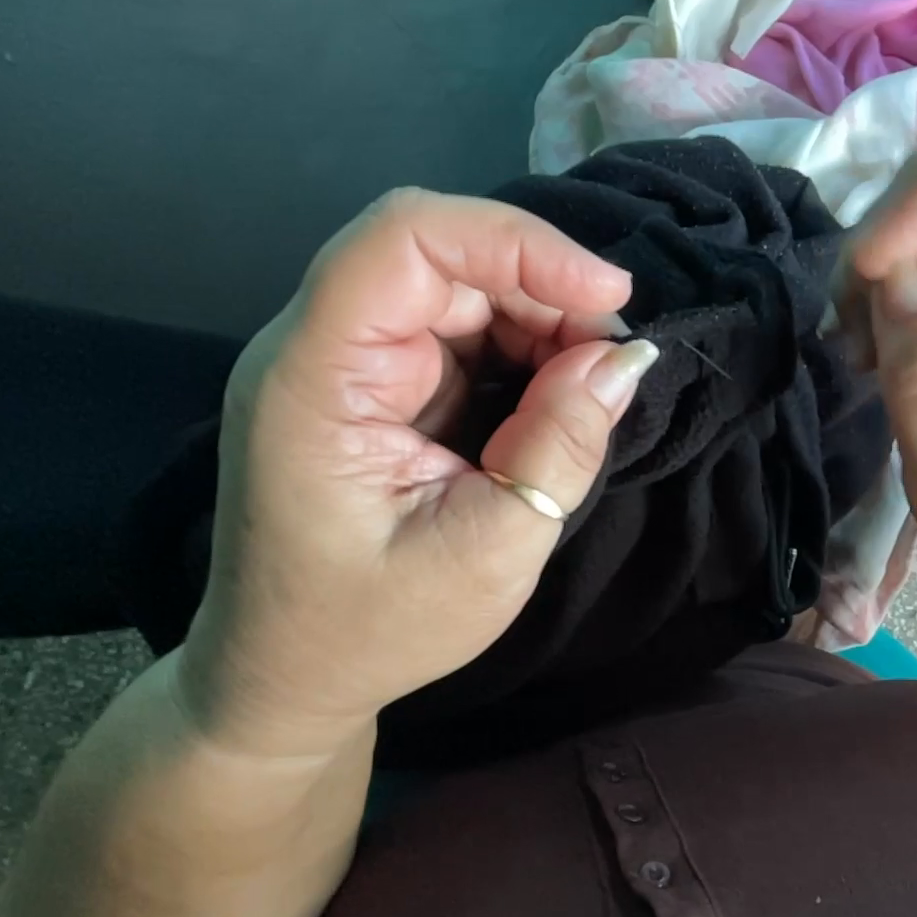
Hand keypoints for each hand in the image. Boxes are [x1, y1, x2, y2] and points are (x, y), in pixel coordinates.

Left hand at [177, 188, 659, 757]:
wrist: (291, 674)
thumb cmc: (377, 628)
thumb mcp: (491, 550)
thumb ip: (559, 449)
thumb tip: (625, 361)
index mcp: (319, 380)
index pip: (406, 242)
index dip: (516, 244)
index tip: (611, 298)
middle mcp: (323, 350)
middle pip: (438, 257)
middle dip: (544, 288)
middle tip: (616, 357)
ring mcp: (350, 366)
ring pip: (457, 289)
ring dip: (541, 319)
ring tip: (596, 382)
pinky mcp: (381, 389)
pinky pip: (461, 333)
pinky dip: (525, 349)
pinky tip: (559, 392)